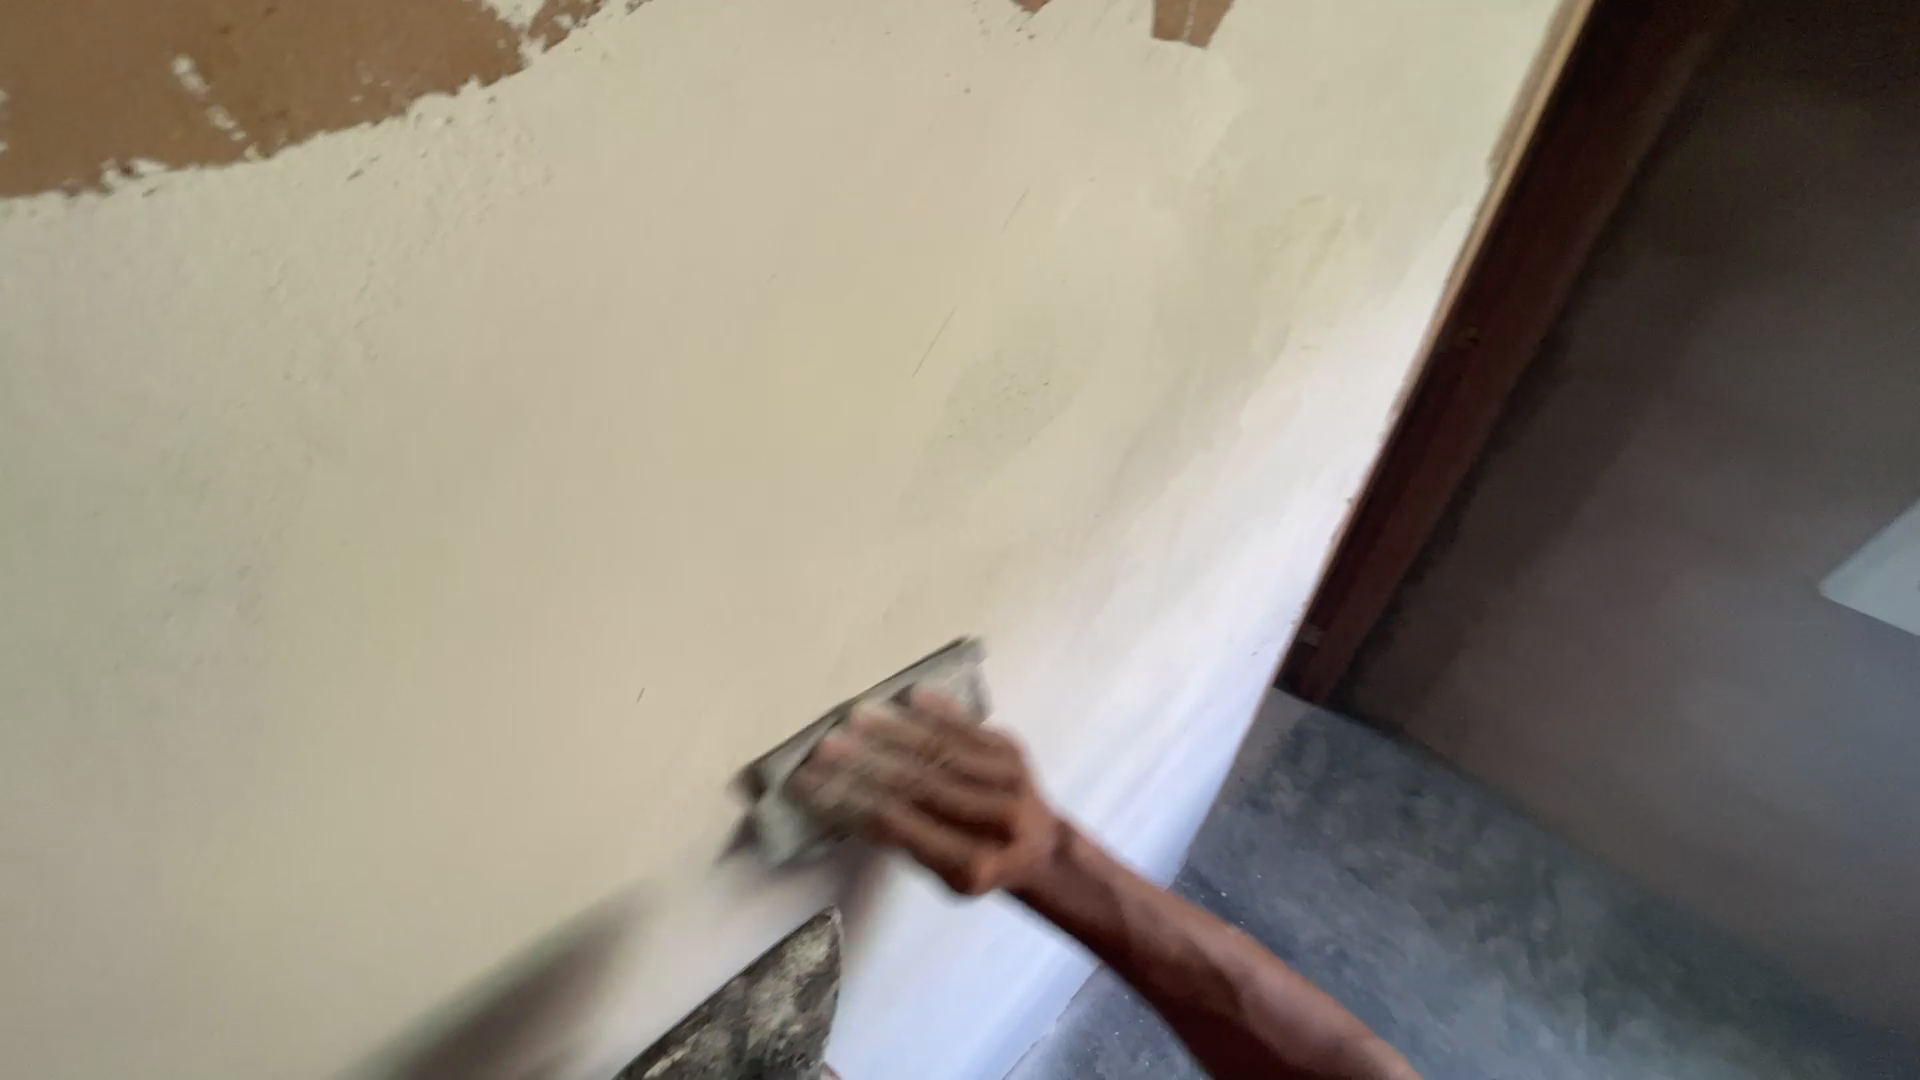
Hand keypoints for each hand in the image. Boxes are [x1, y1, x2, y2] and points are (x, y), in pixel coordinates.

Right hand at [789, 685, 1065, 895]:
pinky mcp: (1013, 750)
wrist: (1044, 847)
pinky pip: (970, 728)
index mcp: (970, 864)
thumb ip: (904, 840)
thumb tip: (848, 800)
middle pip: (919, 784)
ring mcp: (1009, 781)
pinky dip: (940, 711)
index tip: (813, 782)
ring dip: (895, 731)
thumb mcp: (942, 875)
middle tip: (828, 746)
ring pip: (942, 751)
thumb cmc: (981, 864)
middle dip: (867, 763)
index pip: (899, 825)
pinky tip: (911, 696)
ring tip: (857, 717)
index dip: (852, 802)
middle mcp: (994, 821)